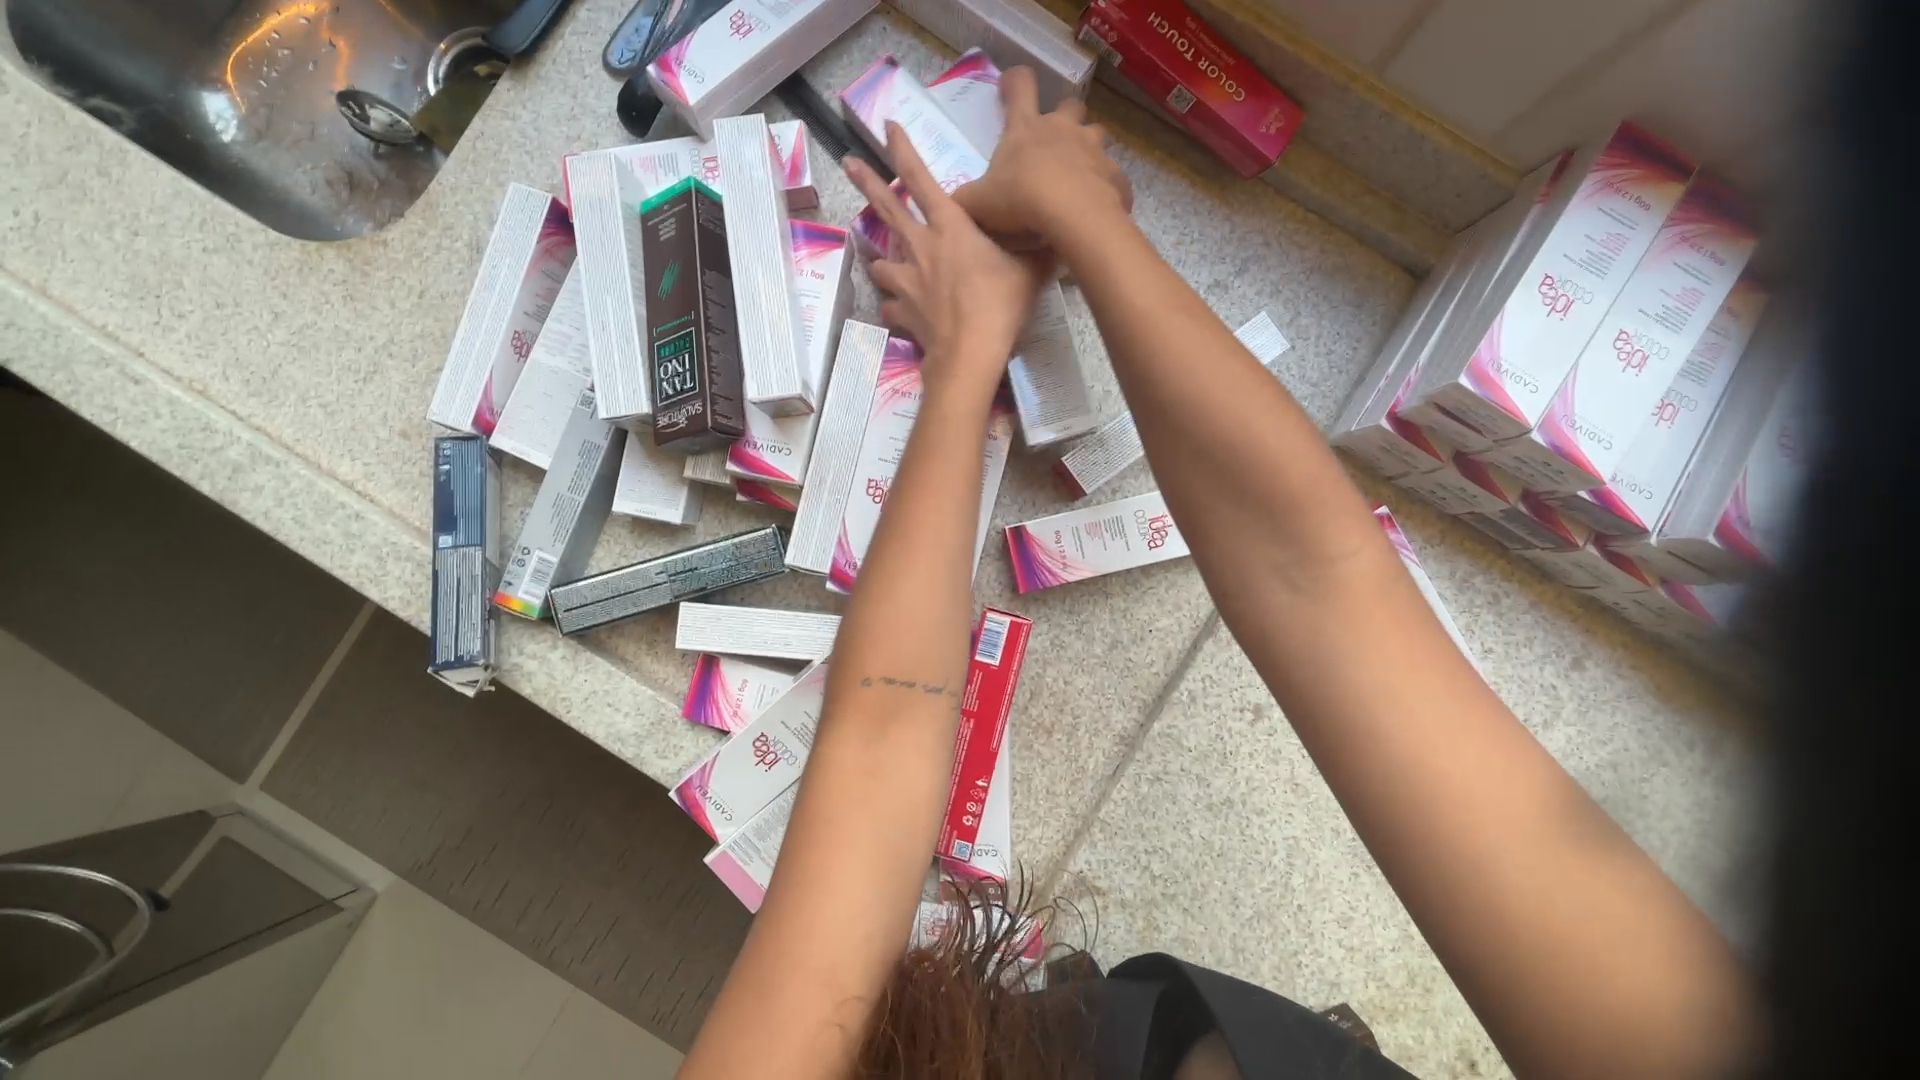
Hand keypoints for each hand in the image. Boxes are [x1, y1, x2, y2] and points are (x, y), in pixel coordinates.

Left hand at [845, 123, 1051, 400]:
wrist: (970, 351)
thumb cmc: (1000, 303)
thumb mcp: (1030, 270)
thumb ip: (1039, 250)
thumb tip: (1060, 238)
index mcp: (950, 226)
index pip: (920, 178)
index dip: (903, 149)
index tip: (887, 127)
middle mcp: (921, 247)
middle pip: (888, 208)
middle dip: (867, 182)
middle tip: (848, 163)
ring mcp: (907, 281)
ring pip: (883, 263)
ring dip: (883, 261)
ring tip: (884, 264)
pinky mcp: (903, 312)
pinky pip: (892, 307)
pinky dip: (895, 308)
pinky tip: (900, 313)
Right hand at [951, 66, 1132, 247]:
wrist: (1072, 217)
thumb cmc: (1020, 200)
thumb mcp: (979, 202)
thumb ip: (965, 199)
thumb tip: (951, 203)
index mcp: (1027, 128)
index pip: (1021, 86)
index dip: (1015, 82)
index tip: (1009, 88)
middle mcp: (1063, 130)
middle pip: (1069, 105)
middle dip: (1063, 117)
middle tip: (1053, 142)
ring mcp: (1093, 150)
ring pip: (1096, 135)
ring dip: (1087, 150)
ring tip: (1077, 176)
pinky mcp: (1115, 176)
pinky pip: (1112, 178)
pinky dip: (1104, 189)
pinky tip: (1095, 208)